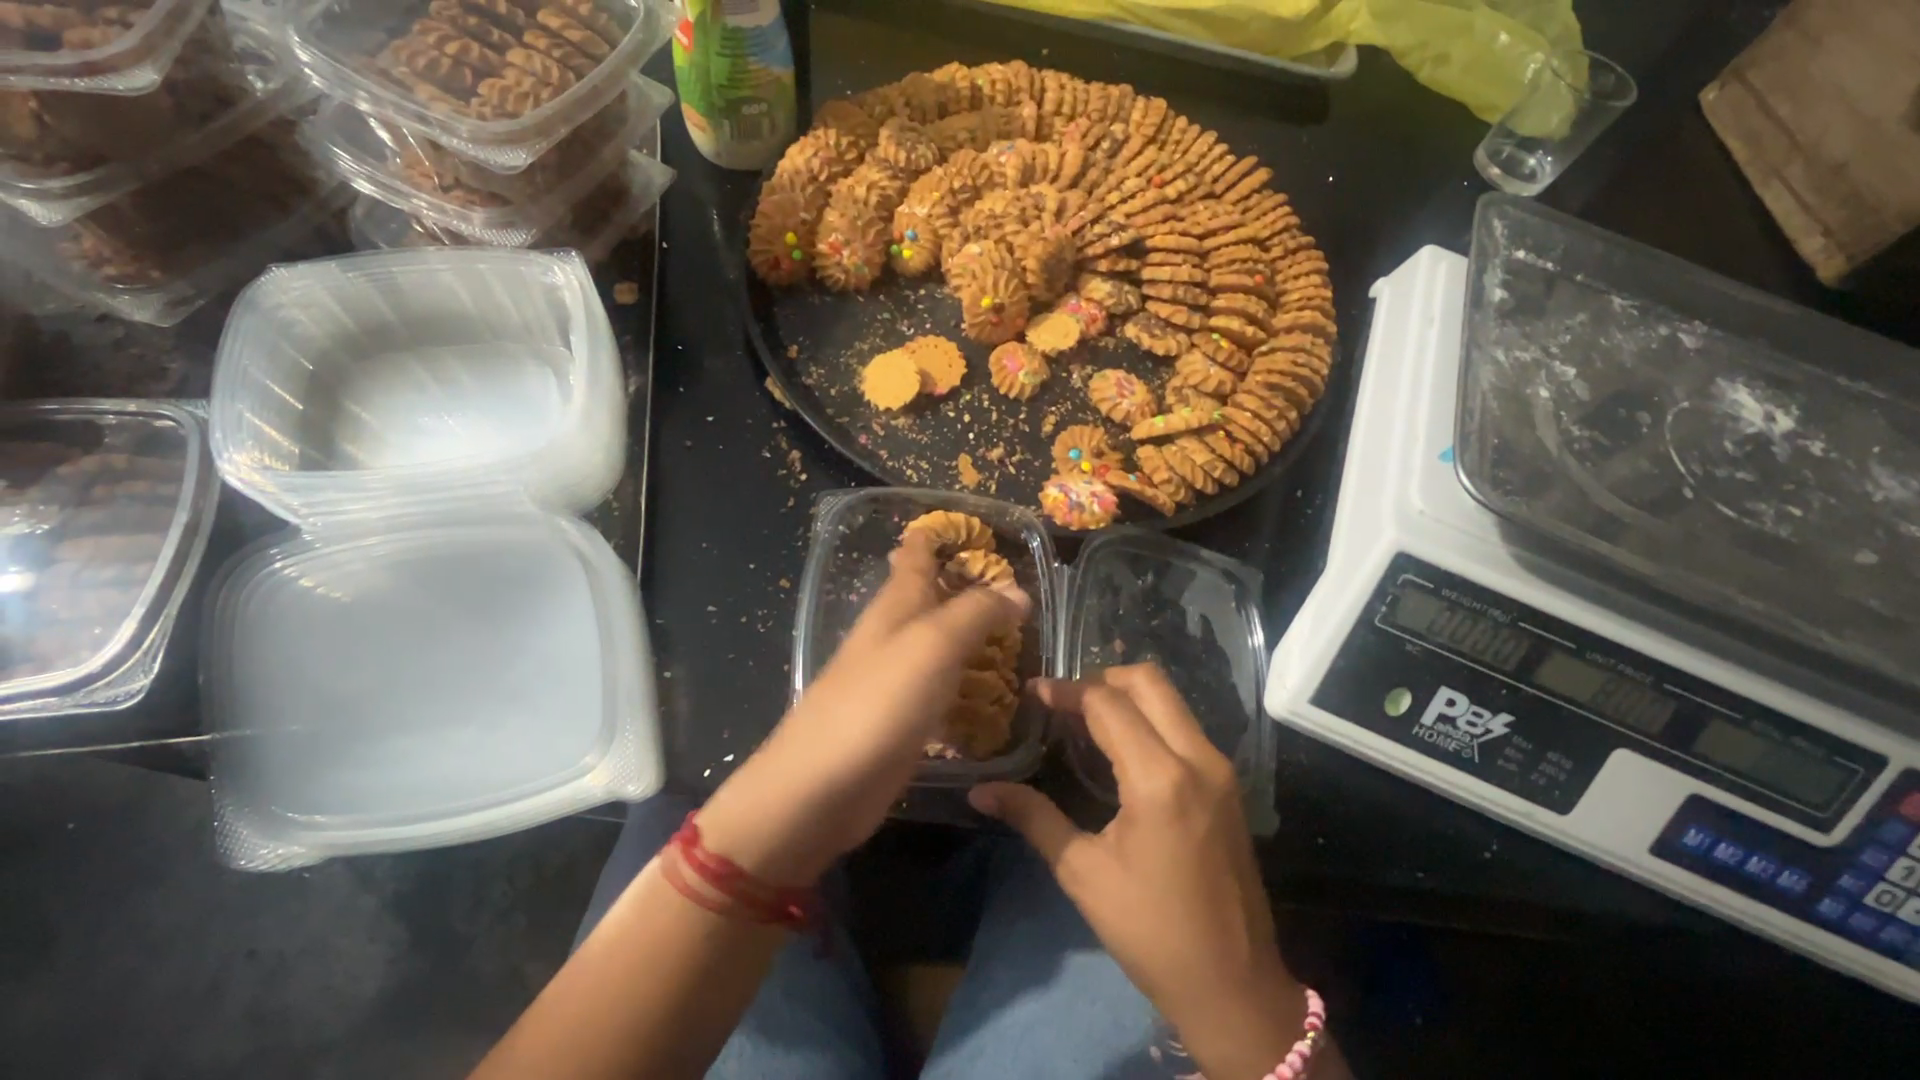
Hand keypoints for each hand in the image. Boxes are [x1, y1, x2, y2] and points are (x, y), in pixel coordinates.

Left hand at [698, 531, 1028, 886]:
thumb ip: (975, 613)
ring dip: (965, 637)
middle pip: (926, 600)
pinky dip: (962, 685)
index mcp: (894, 607)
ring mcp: (892, 683)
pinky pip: (938, 693)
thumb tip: (1017, 591)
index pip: (915, 557)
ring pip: (934, 646)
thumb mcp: (933, 645)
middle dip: (960, 586)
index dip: (938, 537)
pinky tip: (989, 696)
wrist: (822, 786)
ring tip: (1011, 633)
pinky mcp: (899, 724)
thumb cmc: (878, 702)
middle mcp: (892, 637)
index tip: (974, 528)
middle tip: (1009, 583)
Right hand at [970, 665, 1308, 1079]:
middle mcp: (1199, 759)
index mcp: (1160, 778)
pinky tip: (1120, 749)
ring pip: (1173, 701)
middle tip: (1062, 702)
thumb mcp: (1083, 872)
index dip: (1066, 691)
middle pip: (1149, 682)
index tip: (1032, 693)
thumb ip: (1033, 817)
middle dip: (1101, 679)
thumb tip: (981, 789)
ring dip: (1128, 698)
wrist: (1233, 983)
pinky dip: (1151, 720)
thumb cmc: (1150, 931)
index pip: (1107, 704)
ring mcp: (1221, 770)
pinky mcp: (1229, 787)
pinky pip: (1185, 728)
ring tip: (1083, 721)